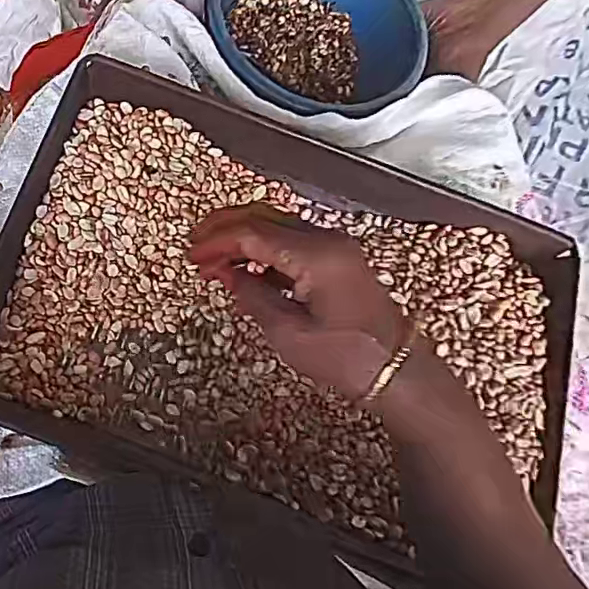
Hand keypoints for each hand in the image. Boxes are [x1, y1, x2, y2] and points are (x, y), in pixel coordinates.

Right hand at [186, 204, 406, 397]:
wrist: (396, 371)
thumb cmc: (344, 358)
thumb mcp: (288, 333)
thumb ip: (253, 296)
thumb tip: (228, 274)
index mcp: (315, 255)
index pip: (252, 233)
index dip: (217, 242)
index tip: (192, 256)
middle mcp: (326, 240)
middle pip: (263, 217)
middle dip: (224, 230)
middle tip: (196, 248)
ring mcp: (334, 246)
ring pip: (276, 225)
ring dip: (241, 238)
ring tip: (213, 261)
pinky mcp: (336, 259)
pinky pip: (291, 242)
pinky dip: (262, 249)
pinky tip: (244, 268)